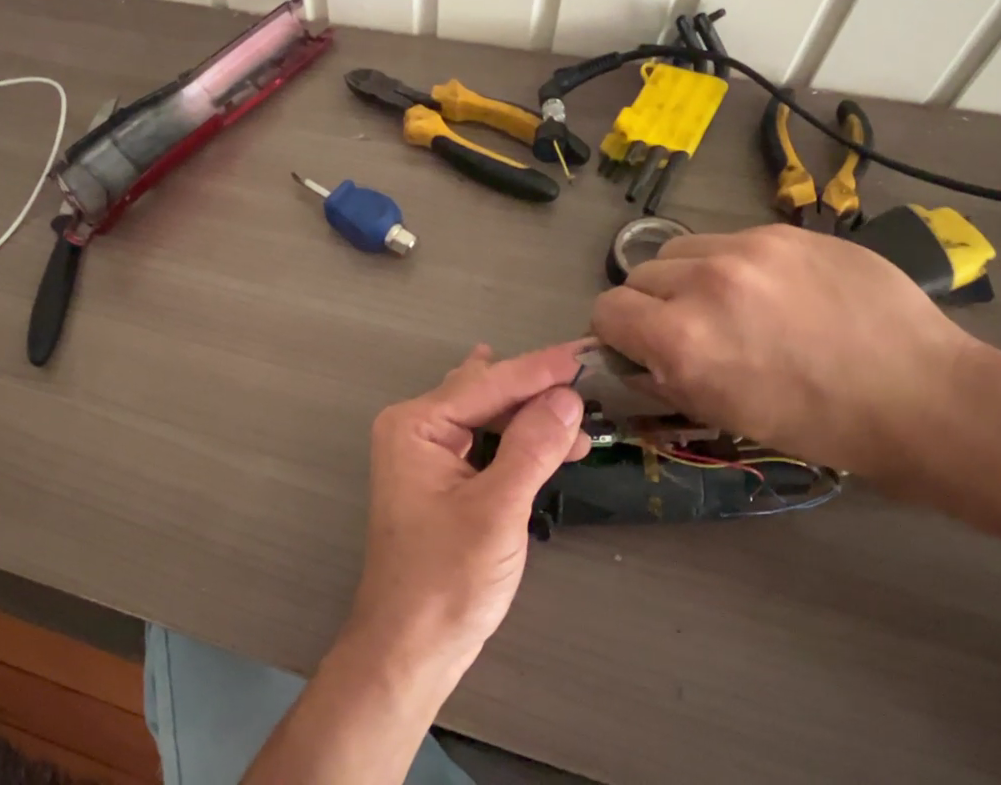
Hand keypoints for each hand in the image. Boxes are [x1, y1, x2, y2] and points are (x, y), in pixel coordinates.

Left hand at [344, 343, 589, 676]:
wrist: (410, 647)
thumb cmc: (447, 579)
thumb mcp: (497, 510)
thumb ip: (532, 448)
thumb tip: (568, 397)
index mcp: (415, 425)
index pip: (488, 383)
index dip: (540, 369)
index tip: (587, 352)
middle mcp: (414, 429)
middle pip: (485, 392)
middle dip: (536, 387)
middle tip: (590, 376)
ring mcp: (424, 455)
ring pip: (486, 416)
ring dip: (531, 415)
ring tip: (580, 413)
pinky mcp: (440, 480)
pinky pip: (483, 442)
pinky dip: (518, 439)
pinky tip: (544, 430)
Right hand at [590, 225, 974, 474]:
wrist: (918, 395)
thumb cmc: (816, 424)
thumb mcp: (721, 415)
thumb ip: (661, 379)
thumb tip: (630, 358)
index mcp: (682, 339)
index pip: (606, 310)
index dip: (616, 332)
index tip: (640, 346)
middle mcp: (703, 283)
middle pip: (638, 275)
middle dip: (653, 304)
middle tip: (691, 329)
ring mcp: (747, 249)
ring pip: (679, 250)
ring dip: (688, 277)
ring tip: (732, 303)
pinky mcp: (785, 231)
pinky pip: (730, 240)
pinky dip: (735, 265)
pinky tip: (776, 291)